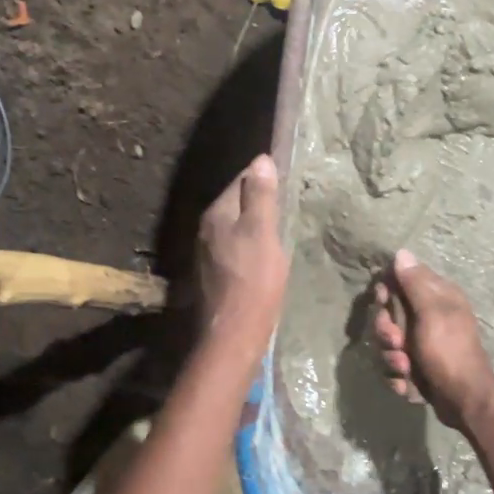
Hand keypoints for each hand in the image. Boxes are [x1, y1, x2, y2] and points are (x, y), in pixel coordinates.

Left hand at [196, 155, 286, 350]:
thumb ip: (261, 196)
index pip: (240, 181)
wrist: (233, 334)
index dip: (264, 179)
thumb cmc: (253, 280)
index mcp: (216, 214)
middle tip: (288, 206)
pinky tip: (265, 256)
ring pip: (235, 226)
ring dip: (254, 225)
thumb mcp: (263, 233)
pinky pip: (234, 247)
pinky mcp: (214, 274)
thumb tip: (261, 160)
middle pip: (235, 203)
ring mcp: (207, 253)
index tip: (287, 183)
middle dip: (259, 201)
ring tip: (280, 229)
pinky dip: (250, 245)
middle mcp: (205, 229)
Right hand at [372, 250, 493, 431]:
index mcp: (438, 297)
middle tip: (397, 343)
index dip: (386, 293)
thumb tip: (402, 252)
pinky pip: (395, 368)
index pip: (401, 281)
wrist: (464, 402)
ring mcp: (424, 345)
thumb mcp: (432, 313)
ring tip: (406, 369)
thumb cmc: (449, 352)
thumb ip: (415, 283)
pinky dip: (400, 378)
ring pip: (389, 345)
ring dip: (393, 359)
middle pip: (390, 316)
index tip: (382, 303)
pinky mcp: (419, 368)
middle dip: (387, 333)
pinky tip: (410, 384)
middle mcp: (430, 317)